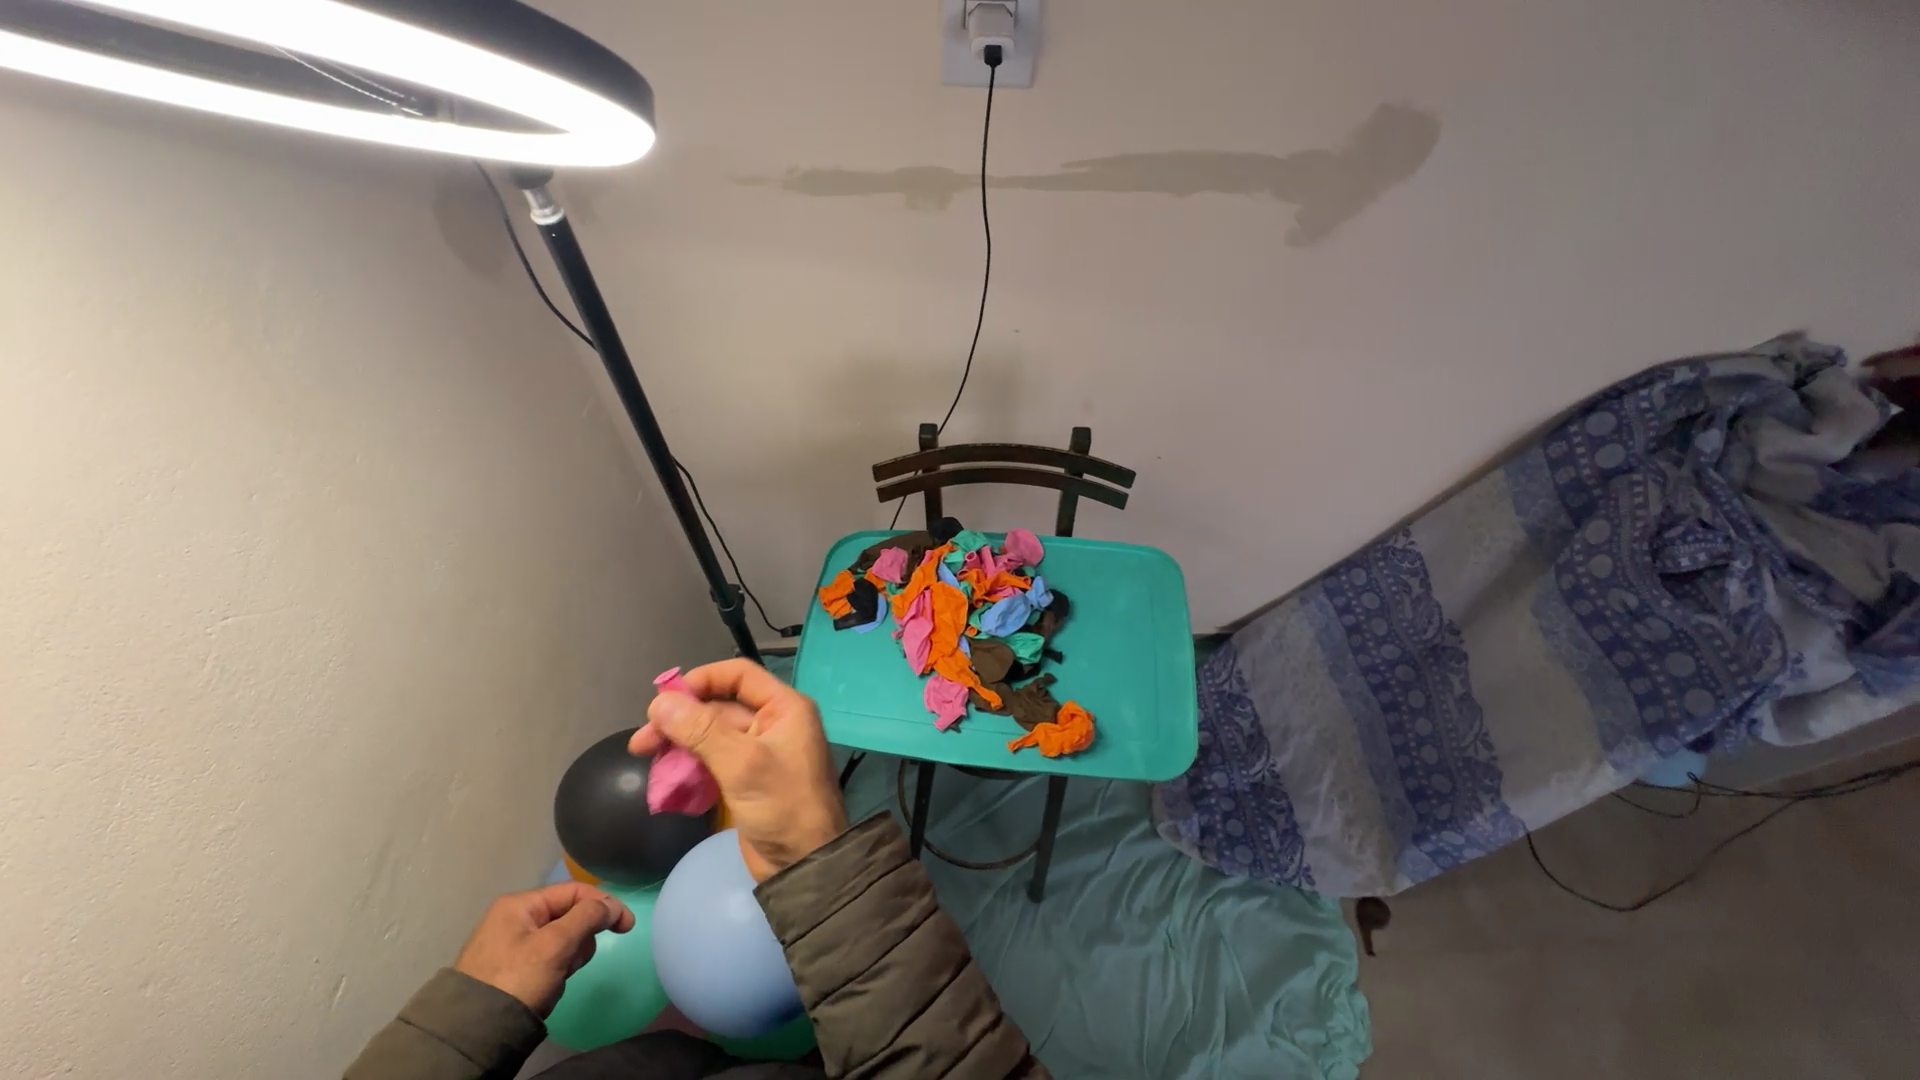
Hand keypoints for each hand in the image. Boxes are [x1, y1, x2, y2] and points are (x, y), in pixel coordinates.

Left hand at [452, 882, 634, 1016]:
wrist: (472, 1035)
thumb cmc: (516, 980)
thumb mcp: (555, 945)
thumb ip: (588, 917)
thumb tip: (613, 905)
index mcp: (520, 904)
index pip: (575, 891)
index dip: (605, 904)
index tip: (627, 926)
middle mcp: (513, 918)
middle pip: (569, 914)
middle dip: (581, 937)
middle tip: (574, 960)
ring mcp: (510, 944)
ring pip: (561, 938)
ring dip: (568, 956)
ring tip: (557, 976)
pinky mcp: (510, 968)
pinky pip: (547, 958)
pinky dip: (556, 969)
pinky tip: (548, 985)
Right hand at [631, 659, 848, 881]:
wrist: (804, 865)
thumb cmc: (783, 805)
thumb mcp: (741, 763)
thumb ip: (701, 730)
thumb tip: (660, 703)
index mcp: (784, 707)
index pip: (739, 674)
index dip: (701, 680)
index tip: (664, 699)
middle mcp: (773, 723)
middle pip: (719, 706)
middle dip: (680, 719)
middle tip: (642, 740)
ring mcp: (759, 752)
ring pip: (711, 736)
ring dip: (679, 744)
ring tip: (644, 756)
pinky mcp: (746, 780)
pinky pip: (712, 762)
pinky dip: (689, 766)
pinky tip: (665, 780)